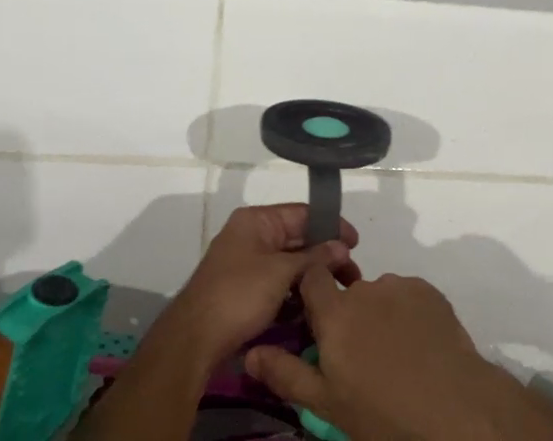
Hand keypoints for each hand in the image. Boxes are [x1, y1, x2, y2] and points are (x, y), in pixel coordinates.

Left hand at [159, 203, 361, 366]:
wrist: (195, 339)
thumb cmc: (238, 295)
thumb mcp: (280, 273)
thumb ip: (314, 258)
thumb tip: (342, 247)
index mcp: (256, 221)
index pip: (302, 213)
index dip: (331, 225)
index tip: (357, 244)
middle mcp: (251, 236)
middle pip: (298, 239)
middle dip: (326, 257)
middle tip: (354, 278)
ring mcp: (247, 264)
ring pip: (290, 265)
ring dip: (313, 278)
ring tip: (340, 295)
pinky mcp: (246, 291)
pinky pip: (279, 285)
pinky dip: (296, 294)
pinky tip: (315, 309)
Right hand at [244, 269, 552, 440]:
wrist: (455, 408)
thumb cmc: (383, 411)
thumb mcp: (328, 403)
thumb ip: (286, 374)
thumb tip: (249, 354)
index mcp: (333, 313)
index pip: (311, 276)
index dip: (310, 289)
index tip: (315, 315)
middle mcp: (363, 290)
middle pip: (347, 292)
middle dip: (348, 315)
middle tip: (359, 355)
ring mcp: (399, 287)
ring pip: (379, 295)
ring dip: (379, 315)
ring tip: (393, 353)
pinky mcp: (429, 292)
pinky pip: (407, 296)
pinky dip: (406, 313)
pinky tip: (417, 345)